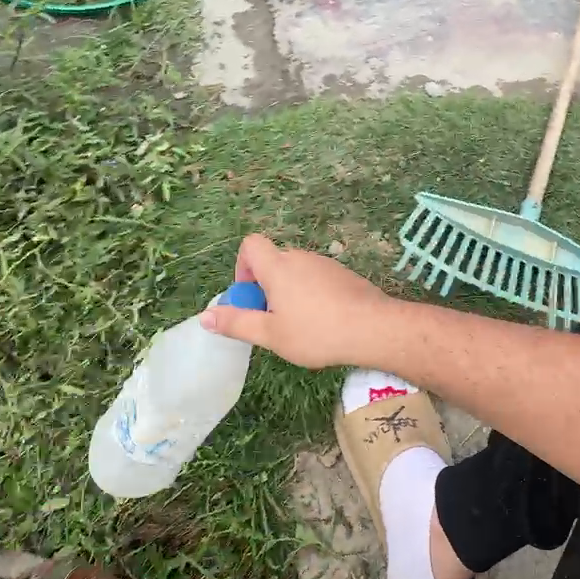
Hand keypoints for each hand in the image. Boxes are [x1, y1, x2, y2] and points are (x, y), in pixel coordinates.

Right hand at [200, 234, 397, 368]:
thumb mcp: (270, 334)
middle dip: (265, 287)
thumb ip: (237, 323)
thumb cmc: (317, 332)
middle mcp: (301, 258)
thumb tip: (206, 316)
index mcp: (279, 266)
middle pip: (273, 260)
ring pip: (296, 271)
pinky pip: (317, 278)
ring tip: (298, 326)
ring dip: (288, 292)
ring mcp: (326, 264)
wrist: (373, 328)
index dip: (242, 267)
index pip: (251, 244)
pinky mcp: (344, 275)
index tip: (250, 297)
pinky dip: (311, 295)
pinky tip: (322, 323)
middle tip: (271, 320)